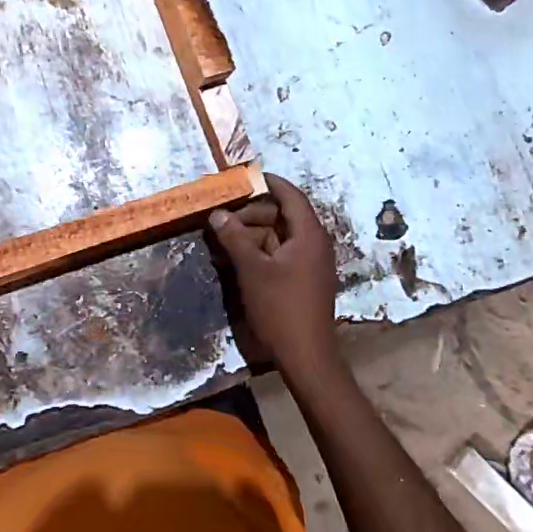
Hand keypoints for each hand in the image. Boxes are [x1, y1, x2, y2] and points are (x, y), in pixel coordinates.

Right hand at [207, 173, 339, 374]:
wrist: (306, 355)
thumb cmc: (281, 307)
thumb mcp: (252, 270)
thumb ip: (235, 239)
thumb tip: (218, 214)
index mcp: (309, 234)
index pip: (291, 196)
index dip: (269, 183)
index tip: (247, 176)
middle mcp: (315, 243)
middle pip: (283, 216)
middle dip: (253, 214)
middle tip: (223, 219)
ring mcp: (312, 263)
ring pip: (280, 237)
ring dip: (253, 236)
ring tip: (224, 242)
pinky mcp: (305, 279)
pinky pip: (283, 254)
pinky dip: (262, 253)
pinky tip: (238, 261)